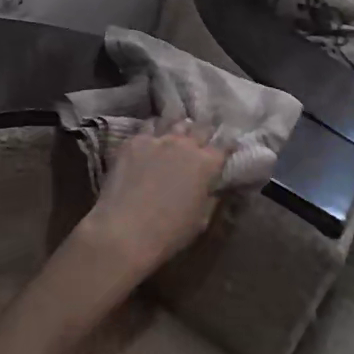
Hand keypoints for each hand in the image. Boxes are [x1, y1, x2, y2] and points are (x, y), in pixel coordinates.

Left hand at [77, 120, 227, 278]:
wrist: (126, 228)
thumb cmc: (170, 231)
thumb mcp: (201, 218)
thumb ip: (210, 195)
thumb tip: (213, 186)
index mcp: (206, 164)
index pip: (224, 144)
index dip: (227, 143)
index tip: (227, 145)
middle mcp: (183, 144)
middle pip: (198, 127)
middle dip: (203, 131)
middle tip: (201, 137)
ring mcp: (155, 139)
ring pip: (171, 121)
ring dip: (177, 126)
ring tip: (175, 132)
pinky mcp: (132, 141)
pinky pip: (146, 127)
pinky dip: (153, 130)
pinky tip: (150, 137)